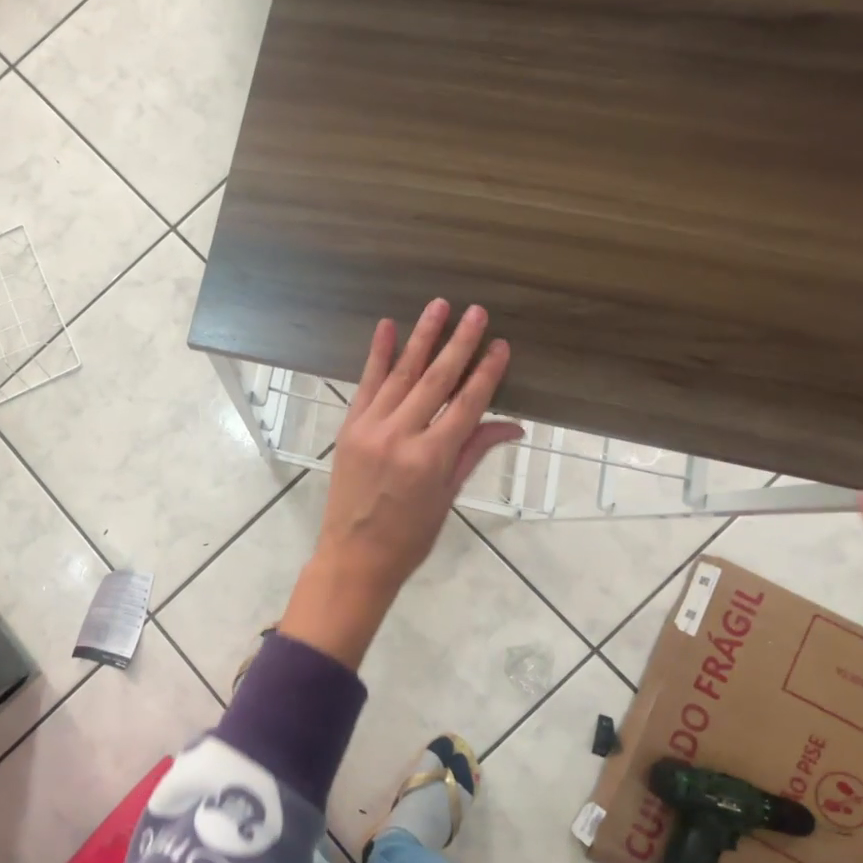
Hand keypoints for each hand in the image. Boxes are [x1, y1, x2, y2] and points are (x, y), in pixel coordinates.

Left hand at [277, 300, 521, 668]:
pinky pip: (365, 384)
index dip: (486, 373)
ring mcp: (370, 428)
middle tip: (476, 312)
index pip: (466, 405)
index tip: (501, 345)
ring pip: (401, 375)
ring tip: (438, 306)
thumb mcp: (448, 498)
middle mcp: (399, 436)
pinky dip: (377, 355)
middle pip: (435, 381)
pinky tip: (387, 327)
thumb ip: (473, 453)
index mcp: (430, 458)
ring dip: (421, 338)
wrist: (353, 556)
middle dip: (458, 344)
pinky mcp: (349, 427)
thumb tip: (513, 425)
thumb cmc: (409, 536)